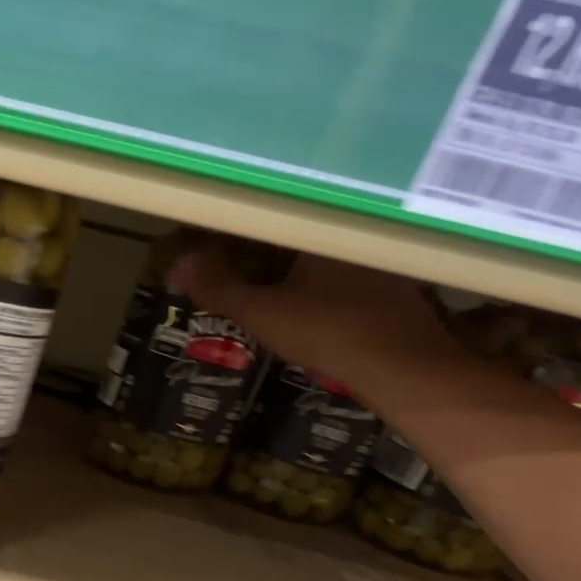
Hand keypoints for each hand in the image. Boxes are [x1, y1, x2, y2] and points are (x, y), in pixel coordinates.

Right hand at [173, 250, 453, 380]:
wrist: (402, 366)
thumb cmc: (328, 331)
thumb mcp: (262, 313)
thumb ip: (220, 288)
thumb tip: (178, 265)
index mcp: (324, 227)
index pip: (275, 214)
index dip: (245, 223)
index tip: (218, 231)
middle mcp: (357, 232)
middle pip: (304, 229)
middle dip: (273, 239)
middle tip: (239, 250)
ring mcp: (380, 259)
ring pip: (328, 251)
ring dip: (301, 259)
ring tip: (269, 271)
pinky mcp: (395, 286)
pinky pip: (348, 272)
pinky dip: (325, 279)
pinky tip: (312, 296)